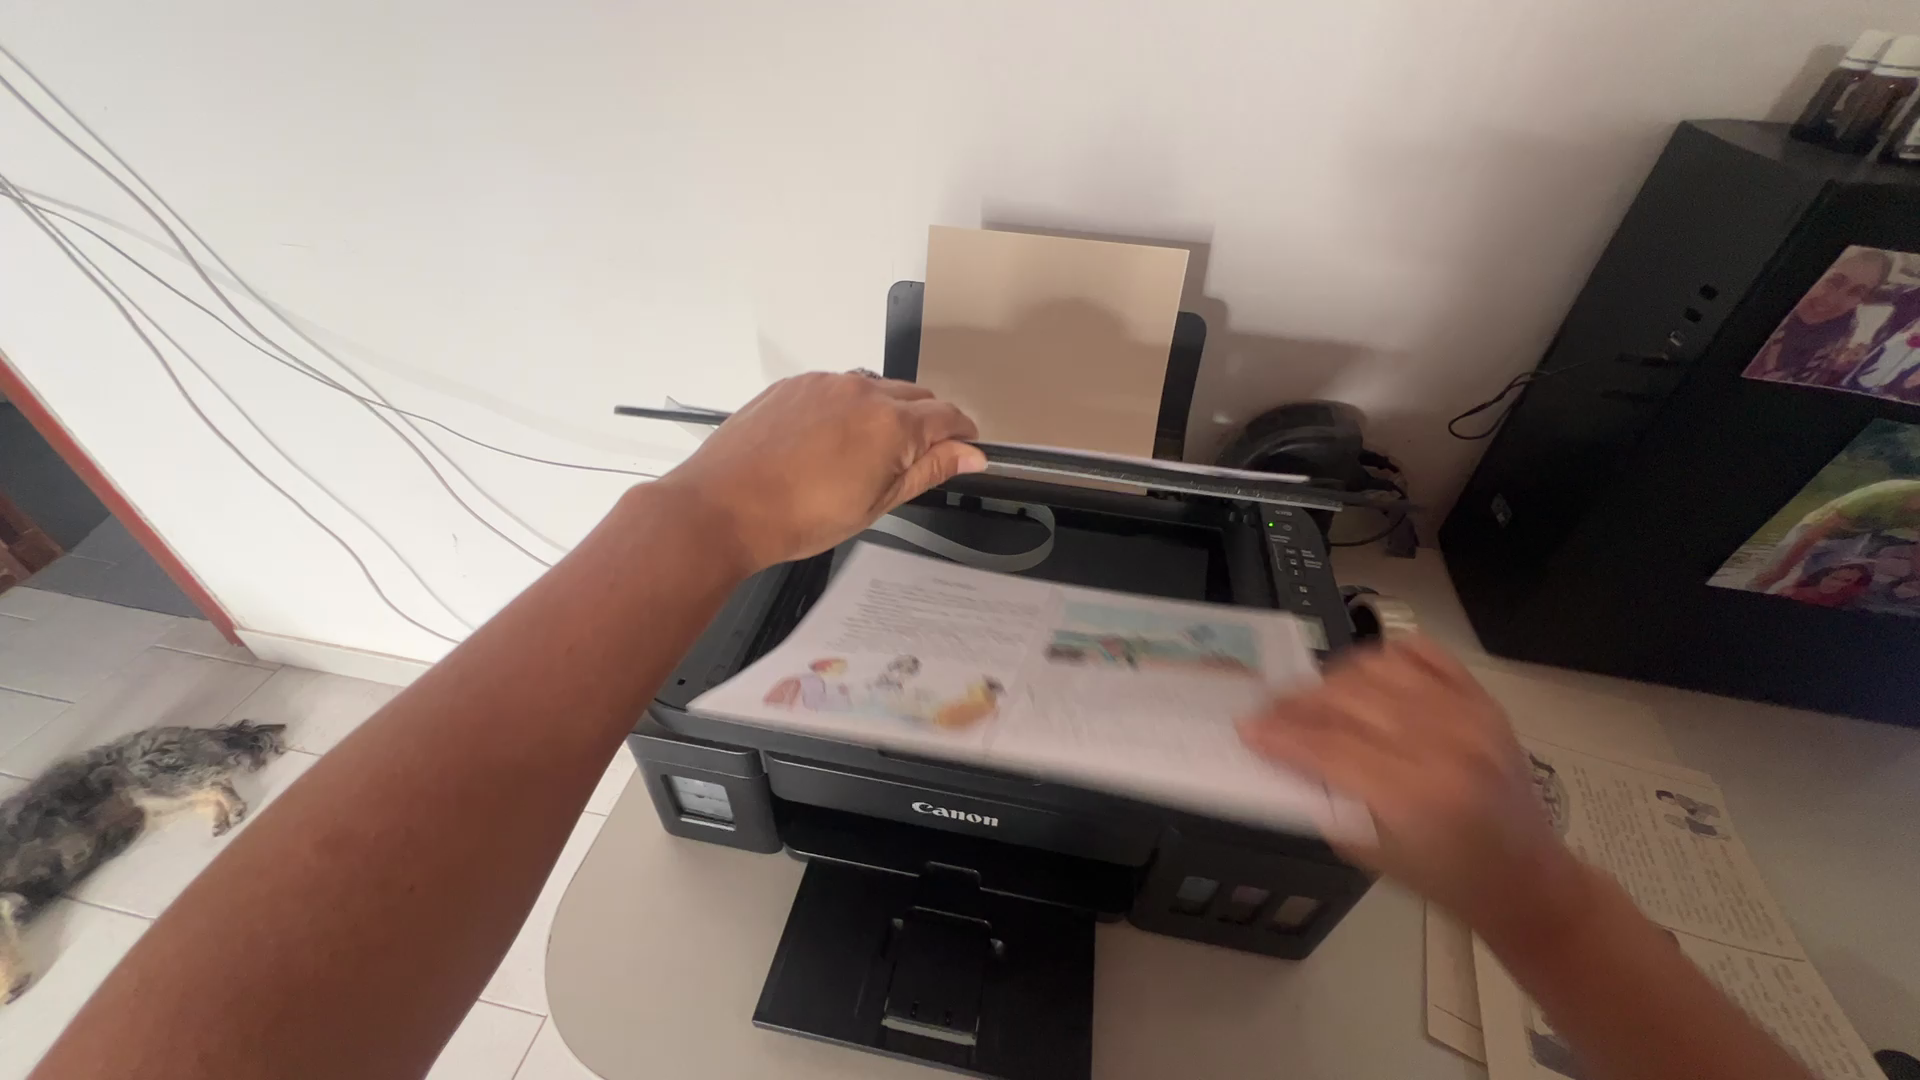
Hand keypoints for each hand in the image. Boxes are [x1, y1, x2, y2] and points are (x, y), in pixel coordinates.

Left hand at [656, 373, 986, 571]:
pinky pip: (838, 387)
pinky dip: (848, 407)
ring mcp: (825, 383)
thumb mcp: (877, 503)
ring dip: (886, 412)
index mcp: (891, 424)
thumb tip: (970, 455)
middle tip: (913, 460)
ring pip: (877, 388)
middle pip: (916, 397)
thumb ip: (929, 470)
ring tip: (866, 453)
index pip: (947, 417)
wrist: (724, 507)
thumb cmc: (796, 516)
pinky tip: (831, 441)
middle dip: (926, 424)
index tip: (963, 448)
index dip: (962, 435)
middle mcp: (862, 391)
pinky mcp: (795, 384)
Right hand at [1238, 637, 1583, 935]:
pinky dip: (1383, 657)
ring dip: (1333, 678)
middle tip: (1269, 711)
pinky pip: (1421, 652)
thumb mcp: (1367, 849)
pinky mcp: (1481, 700)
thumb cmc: (1441, 876)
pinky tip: (1363, 678)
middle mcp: (1444, 746)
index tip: (1246, 728)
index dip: (1279, 734)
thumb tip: (1277, 750)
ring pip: (1376, 668)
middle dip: (1296, 702)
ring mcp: (1468, 715)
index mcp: (1415, 795)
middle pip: (1346, 699)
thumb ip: (1321, 795)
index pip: (1327, 746)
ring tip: (1315, 697)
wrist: (1526, 878)